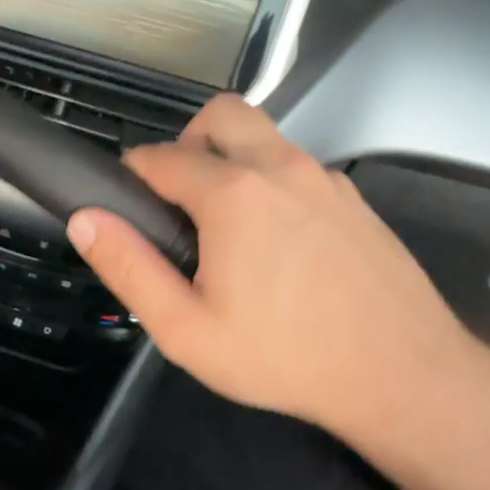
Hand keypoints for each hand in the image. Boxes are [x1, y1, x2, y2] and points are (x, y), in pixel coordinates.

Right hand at [69, 95, 489, 489]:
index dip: (131, 179)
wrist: (402, 374)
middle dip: (186, 143)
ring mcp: (323, 179)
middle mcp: (279, 168)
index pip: (159, 156)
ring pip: (262, 137)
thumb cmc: (286, 357)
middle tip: (178, 202)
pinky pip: (296, 167)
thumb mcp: (186, 329)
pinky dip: (271, 183)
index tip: (129, 211)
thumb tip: (87, 220)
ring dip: (230, 160)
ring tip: (224, 227)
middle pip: (218, 115)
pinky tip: (276, 246)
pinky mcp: (352, 198)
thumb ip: (128, 267)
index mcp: (232, 193)